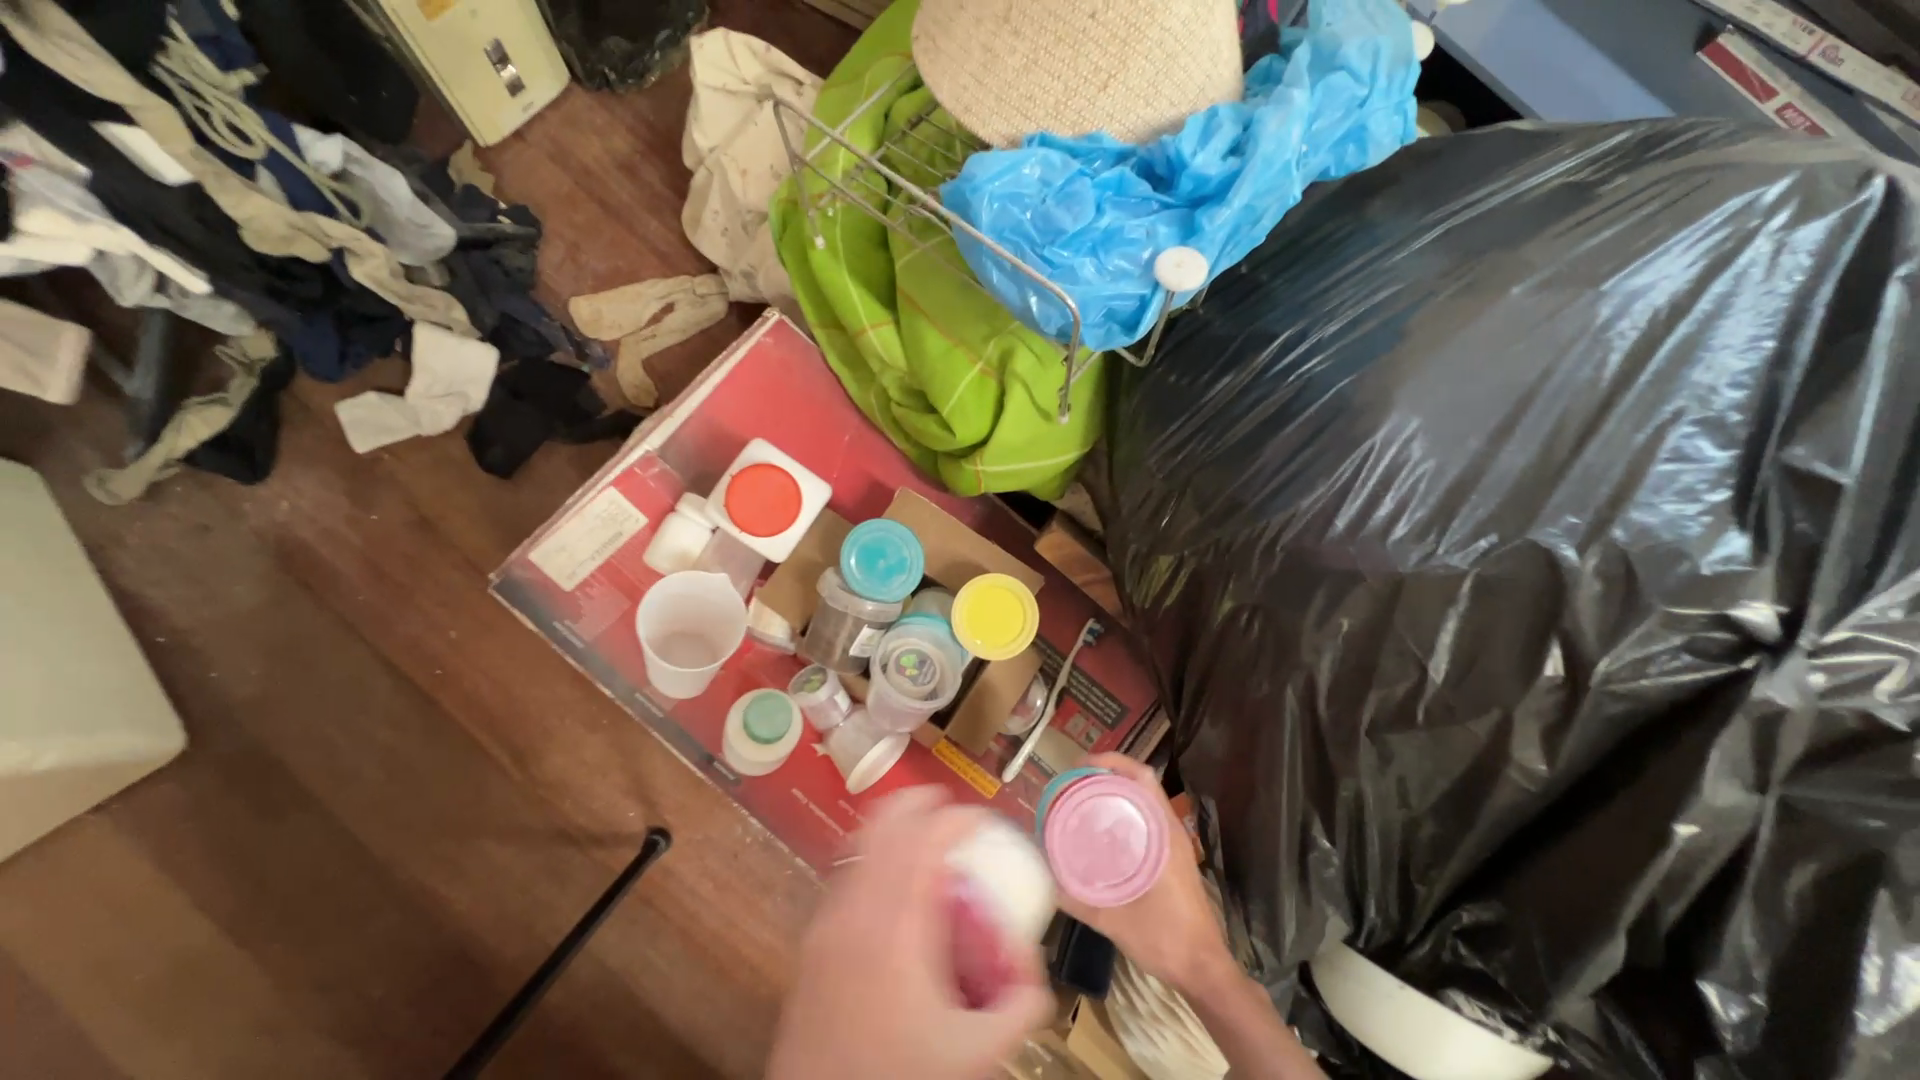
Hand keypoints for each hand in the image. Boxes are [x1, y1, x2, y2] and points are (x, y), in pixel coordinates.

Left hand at [766, 787, 1054, 1079]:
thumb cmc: (898, 1078)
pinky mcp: (809, 944)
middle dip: (920, 805)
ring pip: (858, 846)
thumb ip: (1017, 1005)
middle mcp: (853, 912)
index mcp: (896, 928)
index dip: (958, 817)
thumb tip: (1031, 970)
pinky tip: (894, 892)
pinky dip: (872, 863)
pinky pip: (845, 878)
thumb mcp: (976, 1053)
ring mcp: (824, 925)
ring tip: (926, 846)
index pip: (925, 839)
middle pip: (882, 824)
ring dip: (894, 833)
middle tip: (950, 811)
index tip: (982, 819)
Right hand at [1053, 753, 1234, 995]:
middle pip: (1140, 783)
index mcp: (1163, 835)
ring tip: (1080, 799)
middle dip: (1106, 774)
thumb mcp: (1112, 922)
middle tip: (1071, 782)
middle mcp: (1170, 831)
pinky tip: (1098, 831)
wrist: (1202, 969)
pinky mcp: (1172, 858)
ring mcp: (1174, 844)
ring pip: (1144, 802)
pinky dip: (1123, 814)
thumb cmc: (1165, 939)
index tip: (1078, 766)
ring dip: (1116, 793)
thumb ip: (1075, 901)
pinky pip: (1145, 821)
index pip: (1142, 778)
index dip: (1111, 762)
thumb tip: (1040, 878)